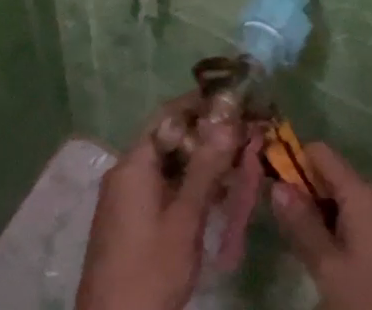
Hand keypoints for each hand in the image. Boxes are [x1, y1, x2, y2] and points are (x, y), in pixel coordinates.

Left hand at [77, 94, 241, 309]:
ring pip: (168, 163)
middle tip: (246, 135)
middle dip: (207, 133)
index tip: (238, 102)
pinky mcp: (130, 218)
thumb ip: (206, 168)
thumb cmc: (150, 268)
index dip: (203, 104)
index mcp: (133, 164)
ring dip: (201, 160)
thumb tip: (228, 118)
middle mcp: (125, 171)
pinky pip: (161, 185)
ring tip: (239, 161)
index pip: (169, 115)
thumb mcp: (184, 219)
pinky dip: (188, 182)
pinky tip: (216, 193)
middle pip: (169, 137)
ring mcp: (125, 196)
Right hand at [270, 144, 371, 309]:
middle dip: (301, 191)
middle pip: (330, 176)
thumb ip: (302, 225)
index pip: (320, 153)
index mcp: (361, 193)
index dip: (291, 159)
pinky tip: (320, 253)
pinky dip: (333, 229)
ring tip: (291, 236)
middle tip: (273, 214)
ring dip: (316, 213)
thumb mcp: (329, 267)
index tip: (265, 177)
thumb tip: (278, 185)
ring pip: (340, 202)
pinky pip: (353, 221)